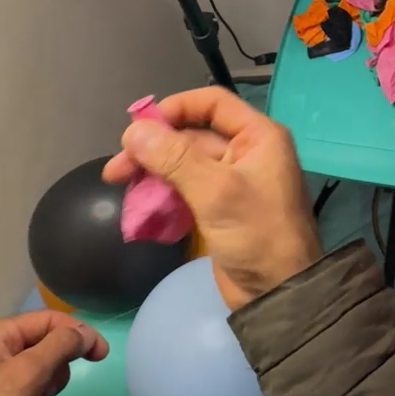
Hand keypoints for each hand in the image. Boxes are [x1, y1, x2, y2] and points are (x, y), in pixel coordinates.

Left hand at [0, 310, 108, 395]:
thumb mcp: (29, 373)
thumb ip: (62, 345)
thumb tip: (87, 333)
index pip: (49, 319)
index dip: (79, 332)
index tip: (101, 354)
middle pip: (43, 342)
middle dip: (55, 365)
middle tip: (48, 388)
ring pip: (35, 366)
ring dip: (42, 384)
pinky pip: (21, 386)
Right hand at [105, 87, 322, 309]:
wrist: (278, 293)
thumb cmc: (257, 233)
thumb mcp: (215, 191)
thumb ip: (175, 158)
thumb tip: (134, 131)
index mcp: (258, 135)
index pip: (213, 102)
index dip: (175, 108)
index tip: (138, 127)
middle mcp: (247, 151)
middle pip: (193, 134)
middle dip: (154, 147)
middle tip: (116, 168)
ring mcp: (233, 180)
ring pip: (185, 164)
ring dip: (153, 172)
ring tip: (118, 184)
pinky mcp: (220, 208)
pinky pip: (186, 190)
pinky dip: (163, 194)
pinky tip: (139, 208)